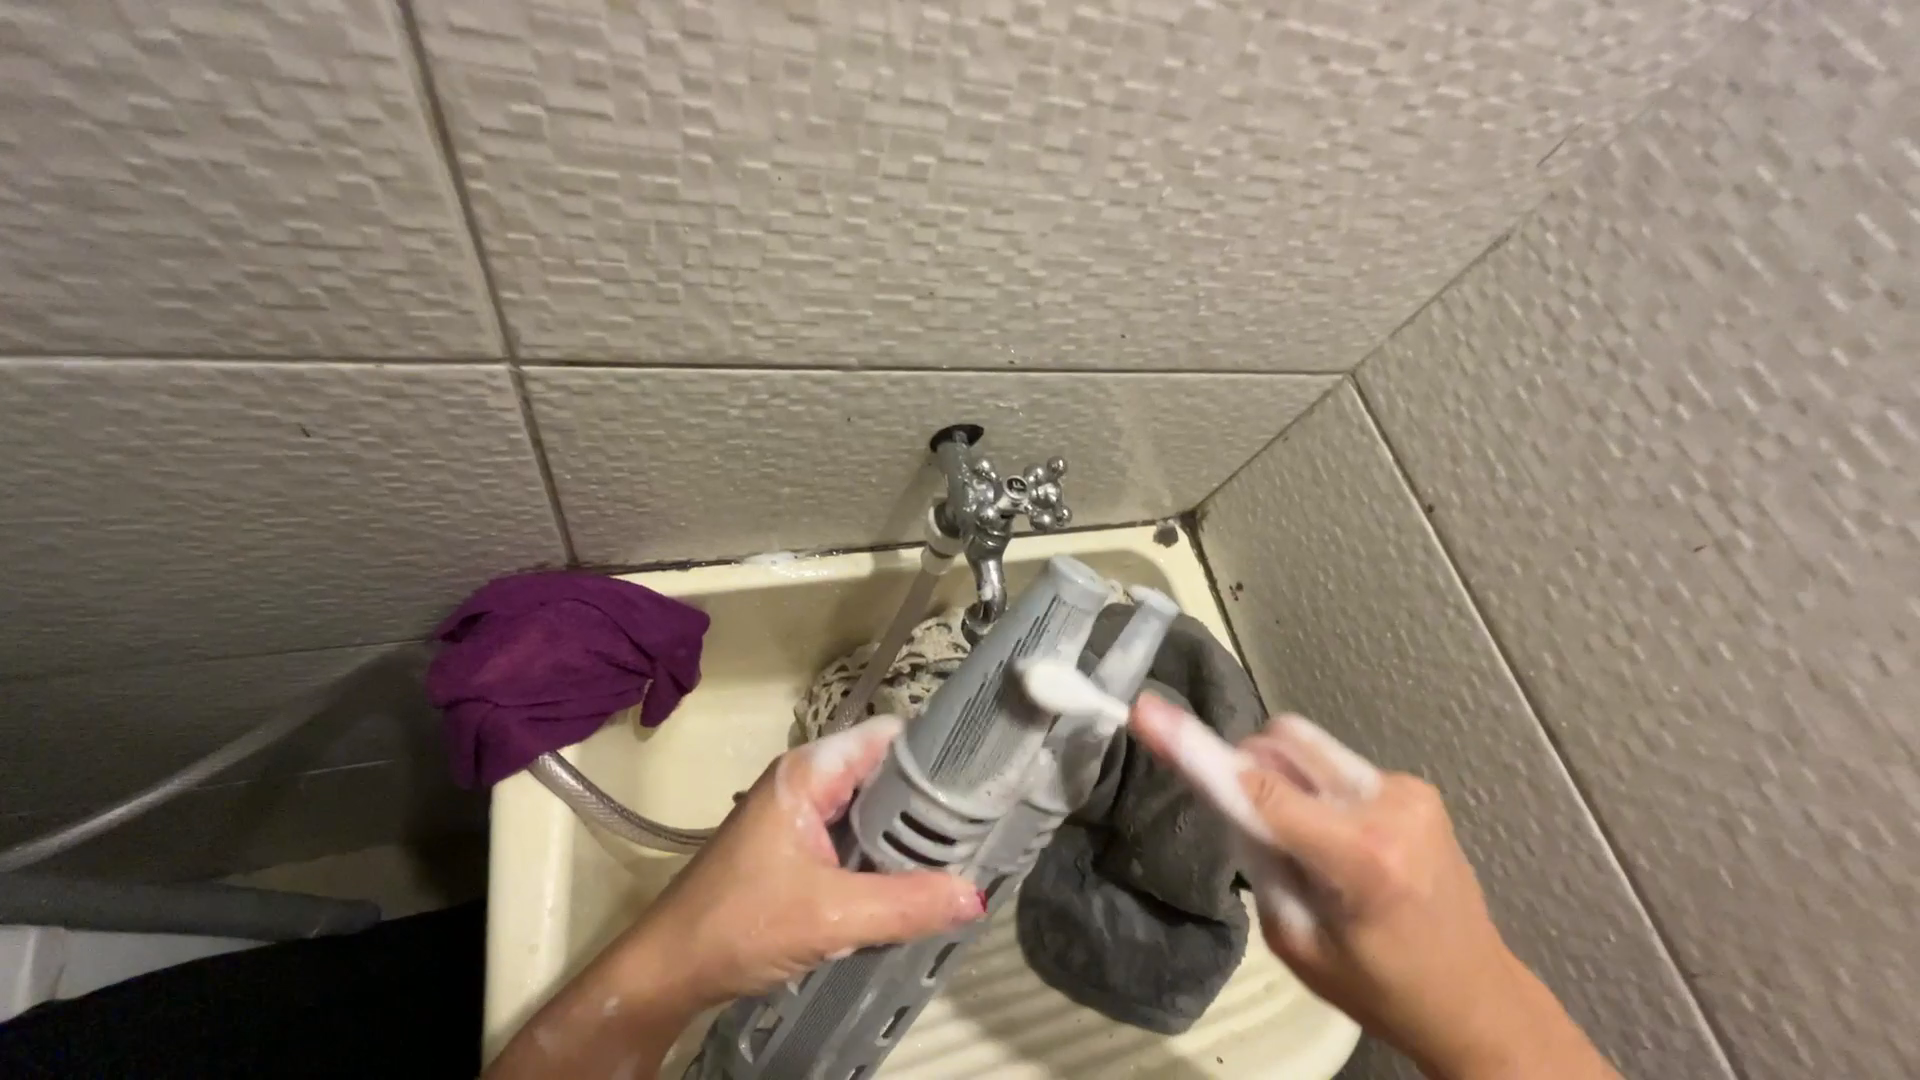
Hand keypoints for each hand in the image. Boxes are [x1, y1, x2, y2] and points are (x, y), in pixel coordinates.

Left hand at [486, 717, 984, 1079]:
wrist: (667, 972)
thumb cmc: (738, 925)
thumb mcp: (831, 917)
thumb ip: (906, 903)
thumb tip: (976, 895)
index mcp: (810, 772)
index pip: (888, 735)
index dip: (937, 748)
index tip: (986, 774)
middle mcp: (809, 781)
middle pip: (886, 769)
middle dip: (932, 794)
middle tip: (987, 820)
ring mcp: (803, 814)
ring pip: (873, 805)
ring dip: (911, 828)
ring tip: (967, 848)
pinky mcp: (800, 846)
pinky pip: (857, 835)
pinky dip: (887, 852)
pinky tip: (918, 876)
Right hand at [1130, 698, 1618, 1079]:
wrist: (1481, 1002)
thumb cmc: (1379, 988)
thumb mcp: (1295, 939)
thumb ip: (1256, 857)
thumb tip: (1223, 790)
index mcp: (1359, 858)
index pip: (1257, 790)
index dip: (1195, 748)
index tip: (1146, 710)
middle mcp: (1387, 806)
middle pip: (1279, 744)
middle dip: (1248, 770)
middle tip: (1252, 828)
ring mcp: (1406, 788)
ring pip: (1303, 746)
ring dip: (1280, 778)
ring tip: (1301, 841)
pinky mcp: (1413, 785)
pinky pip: (1331, 762)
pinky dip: (1311, 787)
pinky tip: (1335, 838)